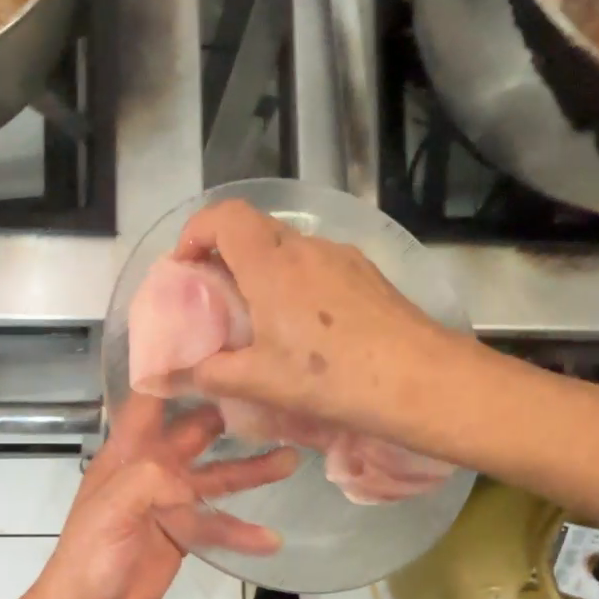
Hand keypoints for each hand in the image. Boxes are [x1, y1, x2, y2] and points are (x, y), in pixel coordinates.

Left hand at [21, 394, 298, 598]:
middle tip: (270, 396)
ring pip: (215, 478)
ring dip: (250, 471)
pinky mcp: (184, 534)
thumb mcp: (112, 508)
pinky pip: (219, 525)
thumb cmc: (91, 553)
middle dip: (227, 415)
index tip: (209, 343)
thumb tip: (190, 479)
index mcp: (127, 454)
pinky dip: (243, 531)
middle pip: (194, 433)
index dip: (173, 372)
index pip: (149, 401)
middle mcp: (151, 470)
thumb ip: (149, 480)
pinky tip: (271, 537)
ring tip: (292, 459)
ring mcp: (169, 503)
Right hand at [173, 200, 472, 437]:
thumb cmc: (330, 377)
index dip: (196, 231)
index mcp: (271, 263)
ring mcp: (342, 257)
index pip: (224, 216)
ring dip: (263, 271)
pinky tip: (305, 329)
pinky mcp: (368, 274)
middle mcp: (306, 247)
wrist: (419, 381)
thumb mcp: (259, 381)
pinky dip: (295, 284)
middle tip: (215, 298)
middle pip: (254, 229)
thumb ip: (210, 372)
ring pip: (288, 248)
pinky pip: (317, 266)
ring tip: (260, 319)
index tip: (185, 267)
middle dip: (225, 254)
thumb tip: (179, 372)